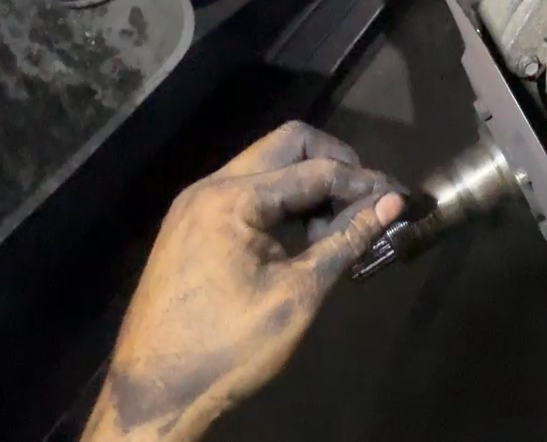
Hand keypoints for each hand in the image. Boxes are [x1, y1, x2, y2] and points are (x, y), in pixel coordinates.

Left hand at [82, 122, 403, 441]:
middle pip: (291, 144)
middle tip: (364, 199)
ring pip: (271, 162)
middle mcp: (211, 186)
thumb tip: (393, 203)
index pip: (316, 170)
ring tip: (335, 225)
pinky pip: (252, 187)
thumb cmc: (227, 349)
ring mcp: (198, 203)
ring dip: (311, 180)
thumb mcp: (298, 295)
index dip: (363, 183)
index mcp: (232, 199)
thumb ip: (346, 239)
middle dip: (336, 164)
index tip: (397, 199)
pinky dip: (286, 198)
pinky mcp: (194, 222)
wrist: (149, 402)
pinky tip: (303, 235)